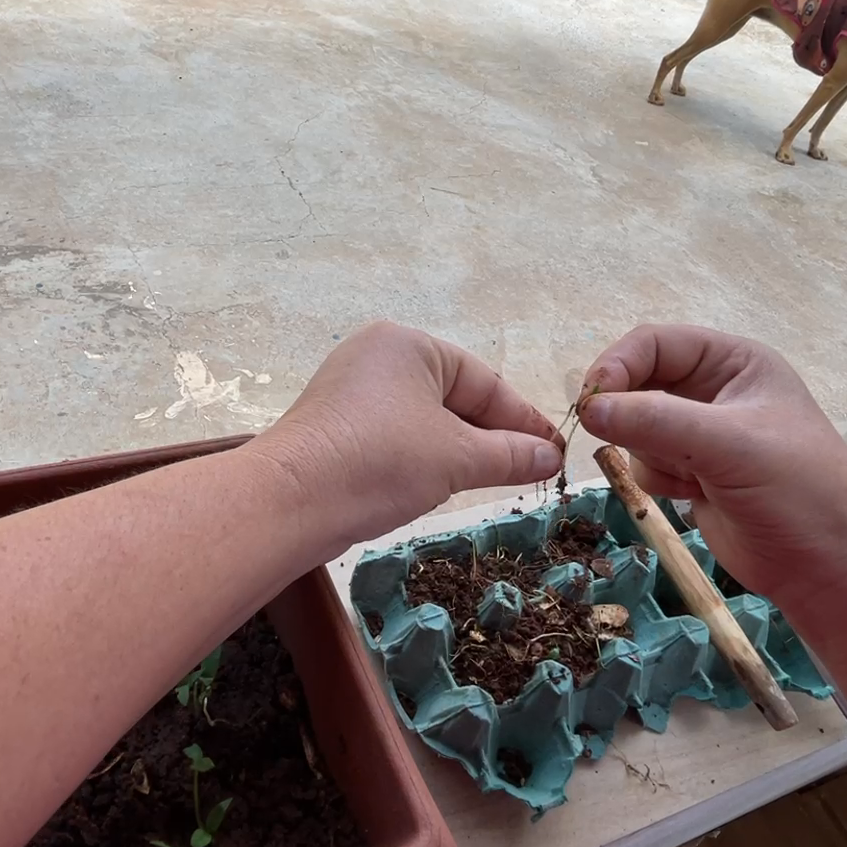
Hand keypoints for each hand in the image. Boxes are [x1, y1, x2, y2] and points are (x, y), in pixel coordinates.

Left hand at [248, 322, 563, 545]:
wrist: (291, 502)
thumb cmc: (380, 463)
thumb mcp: (456, 458)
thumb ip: (510, 455)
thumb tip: (551, 457)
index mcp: (407, 345)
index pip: (483, 380)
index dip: (524, 420)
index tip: (556, 452)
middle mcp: (376, 358)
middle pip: (453, 398)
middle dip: (492, 437)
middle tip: (531, 472)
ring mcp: (351, 392)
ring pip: (425, 420)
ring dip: (460, 450)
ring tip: (494, 480)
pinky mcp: (336, 427)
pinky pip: (396, 435)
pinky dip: (424, 457)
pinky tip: (442, 483)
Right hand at [577, 325, 846, 606]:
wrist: (829, 569)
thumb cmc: (797, 491)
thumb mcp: (728, 446)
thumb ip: (655, 421)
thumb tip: (587, 410)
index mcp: (732, 363)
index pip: (654, 344)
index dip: (617, 365)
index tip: (591, 401)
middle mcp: (711, 391)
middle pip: (636, 384)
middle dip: (628, 414)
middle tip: (613, 437)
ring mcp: (698, 433)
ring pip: (632, 427)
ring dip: (648, 453)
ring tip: (689, 477)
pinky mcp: (688, 471)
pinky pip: (642, 462)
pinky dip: (656, 479)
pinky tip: (691, 495)